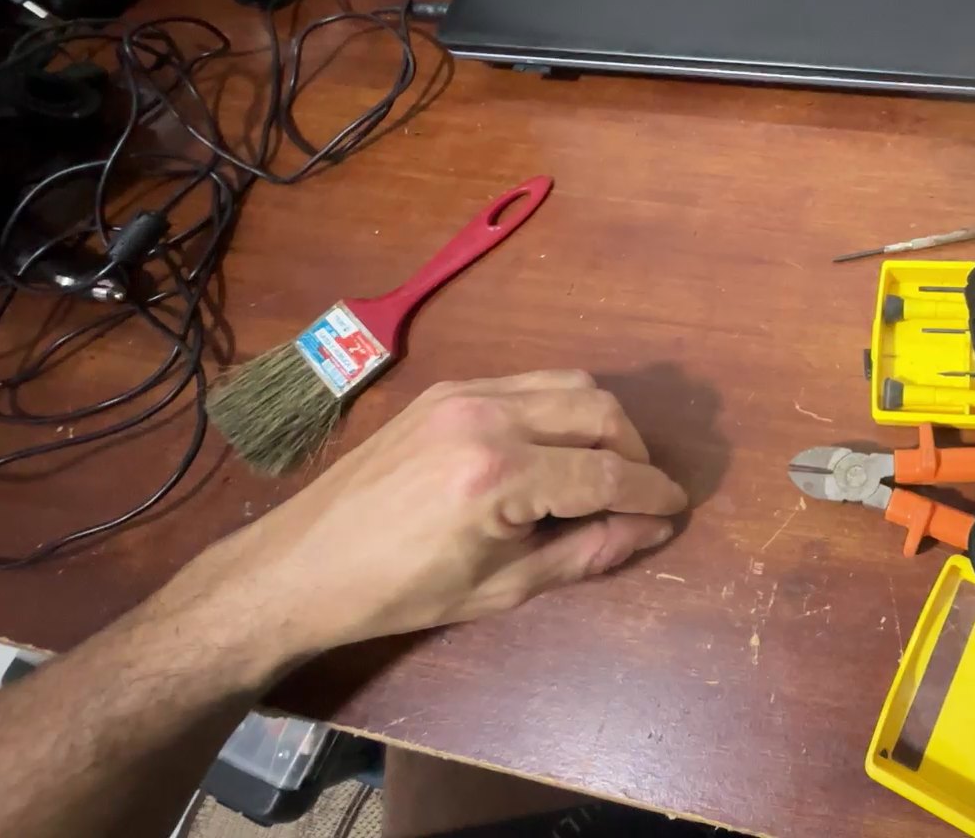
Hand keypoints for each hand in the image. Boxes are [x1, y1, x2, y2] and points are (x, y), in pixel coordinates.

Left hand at [160, 371, 687, 661]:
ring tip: (603, 463)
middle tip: (638, 489)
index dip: (652, 492)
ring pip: (574, 384)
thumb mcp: (505, 588)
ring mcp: (467, 393)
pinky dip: (564, 407)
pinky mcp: (450, 387)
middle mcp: (488, 418)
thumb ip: (590, 552)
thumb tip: (654, 528)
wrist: (297, 567)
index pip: (607, 474)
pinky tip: (555, 444)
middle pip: (601, 411)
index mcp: (498, 478)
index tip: (678, 505)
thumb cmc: (400, 593)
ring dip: (605, 422)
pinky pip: (534, 382)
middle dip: (636, 450)